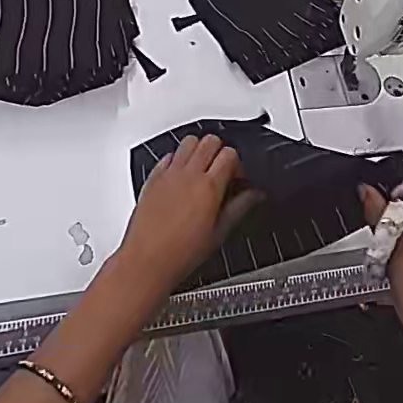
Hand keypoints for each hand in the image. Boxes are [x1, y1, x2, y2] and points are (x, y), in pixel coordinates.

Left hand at [115, 135, 261, 297]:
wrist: (147, 261)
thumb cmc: (180, 252)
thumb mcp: (219, 233)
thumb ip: (240, 207)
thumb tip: (255, 195)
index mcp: (208, 187)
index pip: (230, 154)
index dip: (238, 165)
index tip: (237, 179)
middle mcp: (188, 175)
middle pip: (210, 141)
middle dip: (220, 152)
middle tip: (222, 171)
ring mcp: (168, 174)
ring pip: (188, 141)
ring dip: (199, 150)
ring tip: (202, 170)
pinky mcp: (153, 178)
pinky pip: (168, 156)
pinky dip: (177, 160)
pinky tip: (181, 177)